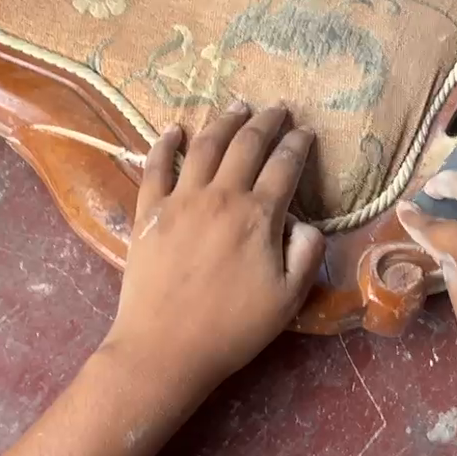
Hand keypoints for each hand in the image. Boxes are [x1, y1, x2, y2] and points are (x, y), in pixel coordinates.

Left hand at [100, 102, 325, 398]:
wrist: (165, 349)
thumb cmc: (232, 328)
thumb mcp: (289, 299)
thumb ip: (307, 254)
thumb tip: (308, 223)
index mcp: (258, 216)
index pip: (284, 166)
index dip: (298, 144)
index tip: (305, 132)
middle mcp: (221, 196)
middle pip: (247, 144)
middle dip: (267, 121)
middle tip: (278, 108)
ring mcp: (181, 200)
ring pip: (205, 146)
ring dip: (225, 121)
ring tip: (238, 106)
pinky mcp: (149, 211)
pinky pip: (155, 167)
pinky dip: (165, 143)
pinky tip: (175, 128)